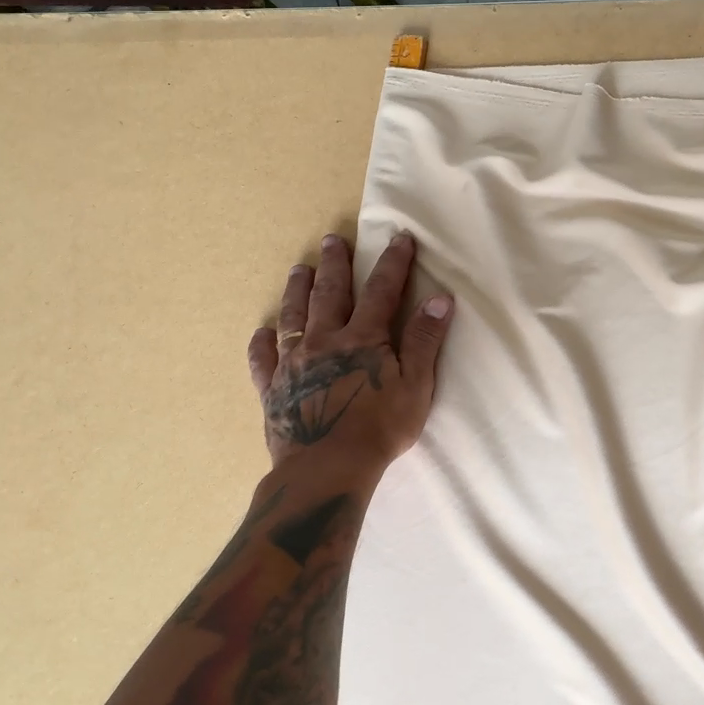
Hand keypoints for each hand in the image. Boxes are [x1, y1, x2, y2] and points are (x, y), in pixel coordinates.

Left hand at [246, 232, 454, 469]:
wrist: (328, 466)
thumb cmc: (381, 427)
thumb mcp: (416, 383)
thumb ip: (424, 340)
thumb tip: (440, 299)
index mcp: (363, 338)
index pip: (382, 291)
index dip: (393, 264)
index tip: (400, 238)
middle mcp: (324, 341)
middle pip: (330, 294)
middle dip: (337, 265)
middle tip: (333, 240)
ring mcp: (293, 364)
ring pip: (294, 317)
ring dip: (298, 290)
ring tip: (300, 269)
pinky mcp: (273, 388)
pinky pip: (263, 359)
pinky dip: (263, 343)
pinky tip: (262, 332)